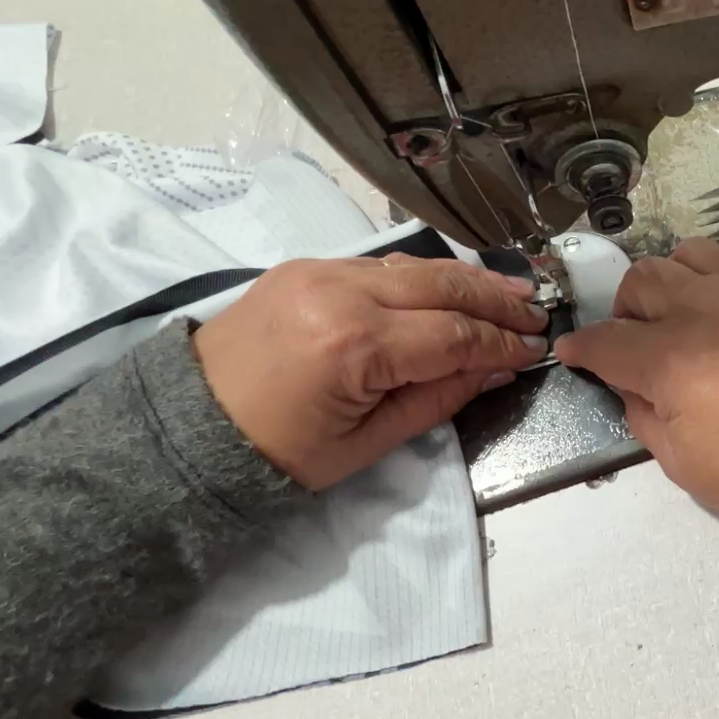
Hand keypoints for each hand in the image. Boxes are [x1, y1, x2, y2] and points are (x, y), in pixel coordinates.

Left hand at [192, 254, 547, 489]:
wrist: (182, 432)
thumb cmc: (278, 454)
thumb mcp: (369, 441)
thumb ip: (441, 397)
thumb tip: (498, 368)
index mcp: (353, 345)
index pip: (454, 335)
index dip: (501, 343)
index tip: (534, 350)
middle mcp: (340, 292)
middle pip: (445, 286)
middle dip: (498, 301)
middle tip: (537, 313)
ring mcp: (320, 271)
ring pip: (419, 265)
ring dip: (471, 279)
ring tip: (514, 290)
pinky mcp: (307, 266)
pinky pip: (386, 265)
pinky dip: (429, 274)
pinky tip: (458, 284)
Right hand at [555, 239, 718, 527]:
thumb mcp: (677, 459)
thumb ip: (641, 411)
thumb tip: (629, 383)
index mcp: (669, 357)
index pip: (605, 340)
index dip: (581, 348)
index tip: (573, 353)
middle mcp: (702, 309)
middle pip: (641, 280)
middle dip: (625, 309)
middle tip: (635, 338)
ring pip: (688, 253)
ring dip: (673, 278)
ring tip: (680, 309)